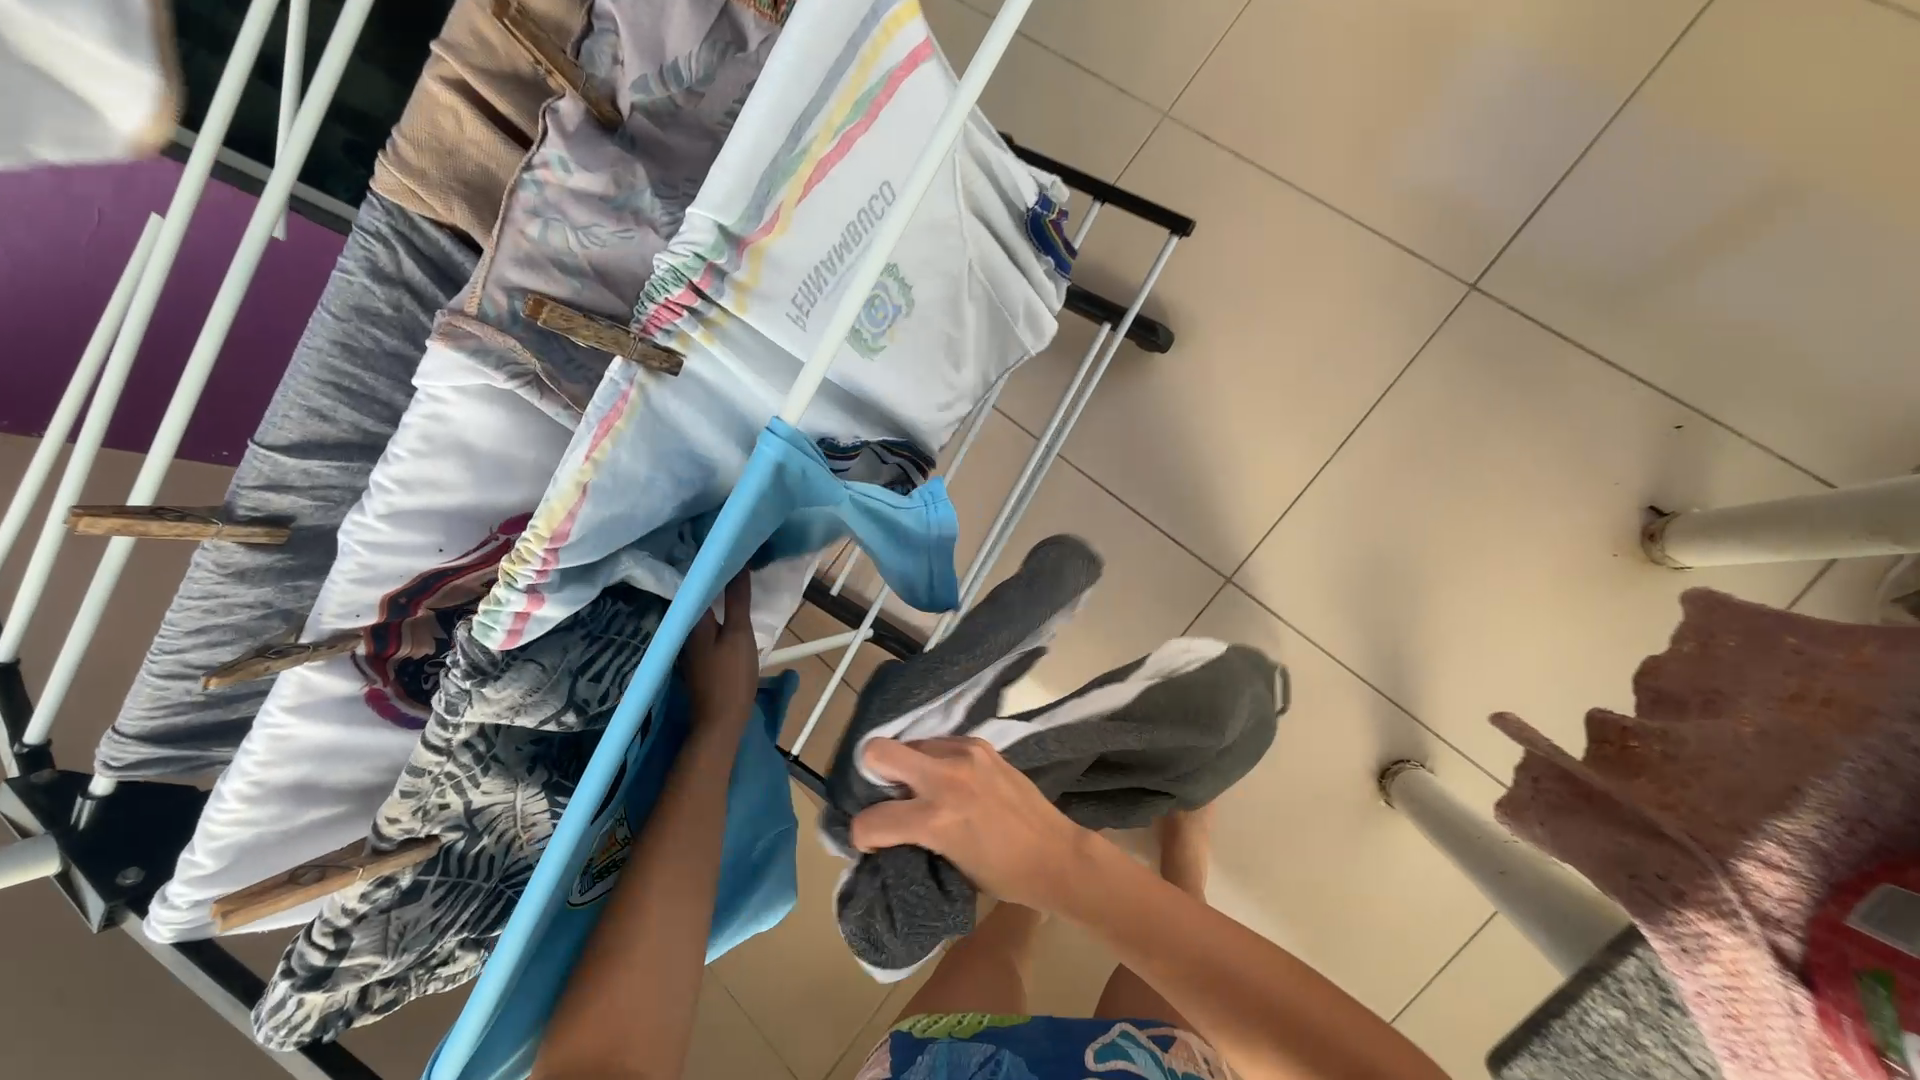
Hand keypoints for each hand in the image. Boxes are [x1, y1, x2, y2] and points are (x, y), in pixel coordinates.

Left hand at [680, 571, 756, 732]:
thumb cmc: (731, 677)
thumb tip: (738, 566)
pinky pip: (706, 627)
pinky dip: (717, 616)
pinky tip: (729, 614)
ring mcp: (689, 646)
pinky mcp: (698, 658)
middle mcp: (684, 629)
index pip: (697, 583)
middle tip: (733, 560)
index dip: (711, 566)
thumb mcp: (739, 635)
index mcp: (692, 620)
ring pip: (701, 613)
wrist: (720, 721)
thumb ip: (737, 601)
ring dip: (715, 598)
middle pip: (697, 598)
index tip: (726, 549)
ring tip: (733, 581)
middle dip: (712, 580)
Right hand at [848, 737, 1095, 911]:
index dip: (862, 835)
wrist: (1055, 854)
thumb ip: (915, 839)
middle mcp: (944, 779)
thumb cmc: (1003, 875)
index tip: (872, 841)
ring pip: (910, 743)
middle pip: (877, 751)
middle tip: (888, 796)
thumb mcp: (948, 864)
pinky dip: (936, 759)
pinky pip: (941, 743)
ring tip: (923, 788)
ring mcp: (965, 755)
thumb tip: (889, 829)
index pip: (870, 820)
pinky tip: (950, 779)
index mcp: (935, 820)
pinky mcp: (981, 745)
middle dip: (872, 775)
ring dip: (908, 766)